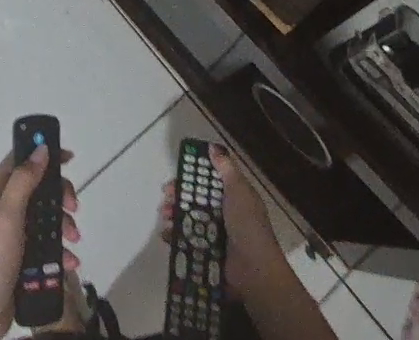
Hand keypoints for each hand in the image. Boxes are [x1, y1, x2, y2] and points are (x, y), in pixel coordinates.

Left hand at [0, 145, 79, 339]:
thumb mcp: (7, 217)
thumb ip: (23, 181)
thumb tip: (40, 148)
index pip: (20, 161)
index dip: (42, 153)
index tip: (68, 156)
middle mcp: (6, 212)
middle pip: (39, 190)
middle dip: (59, 196)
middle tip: (73, 207)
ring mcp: (14, 238)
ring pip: (46, 220)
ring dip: (63, 227)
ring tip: (73, 240)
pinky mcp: (22, 261)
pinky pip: (46, 249)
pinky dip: (60, 253)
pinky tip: (69, 262)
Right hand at [158, 144, 288, 302]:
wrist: (253, 270)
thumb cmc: (246, 225)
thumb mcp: (239, 191)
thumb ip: (226, 170)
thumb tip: (213, 147)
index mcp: (233, 197)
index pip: (209, 182)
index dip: (192, 177)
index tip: (176, 175)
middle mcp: (223, 214)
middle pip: (196, 200)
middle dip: (178, 196)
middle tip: (165, 197)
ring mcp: (214, 234)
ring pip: (188, 219)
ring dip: (174, 214)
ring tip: (164, 215)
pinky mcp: (206, 253)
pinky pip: (186, 241)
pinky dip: (174, 236)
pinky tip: (166, 233)